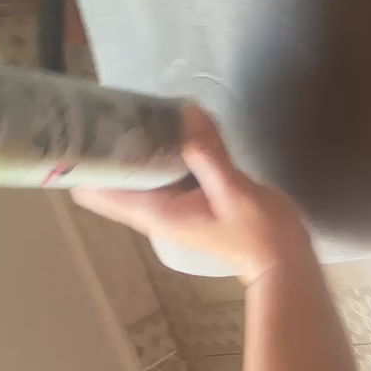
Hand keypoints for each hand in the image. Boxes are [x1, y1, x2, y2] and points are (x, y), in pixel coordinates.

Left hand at [73, 105, 312, 284]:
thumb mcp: (235, 191)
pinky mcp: (188, 201)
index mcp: (154, 211)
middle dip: (111, 145)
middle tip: (121, 111)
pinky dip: (162, 154)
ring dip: (137, 147)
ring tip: (145, 114)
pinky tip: (178, 134)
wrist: (283, 259)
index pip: (93, 189)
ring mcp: (170, 207)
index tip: (93, 127)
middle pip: (110, 177)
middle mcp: (153, 210)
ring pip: (136, 173)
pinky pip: (162, 173)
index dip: (87, 159)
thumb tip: (188, 112)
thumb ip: (208, 154)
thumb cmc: (259, 232)